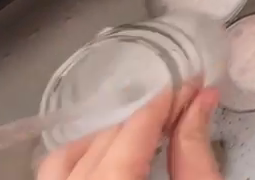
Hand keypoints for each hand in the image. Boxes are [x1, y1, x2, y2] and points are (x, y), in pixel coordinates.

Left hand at [39, 85, 223, 179]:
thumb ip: (195, 150)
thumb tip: (203, 99)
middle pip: (104, 142)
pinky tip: (110, 159)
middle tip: (181, 106)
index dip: (167, 101)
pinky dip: (80, 161)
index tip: (193, 85)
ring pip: (63, 160)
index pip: (134, 131)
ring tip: (143, 134)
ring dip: (106, 138)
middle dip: (143, 119)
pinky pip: (51, 178)